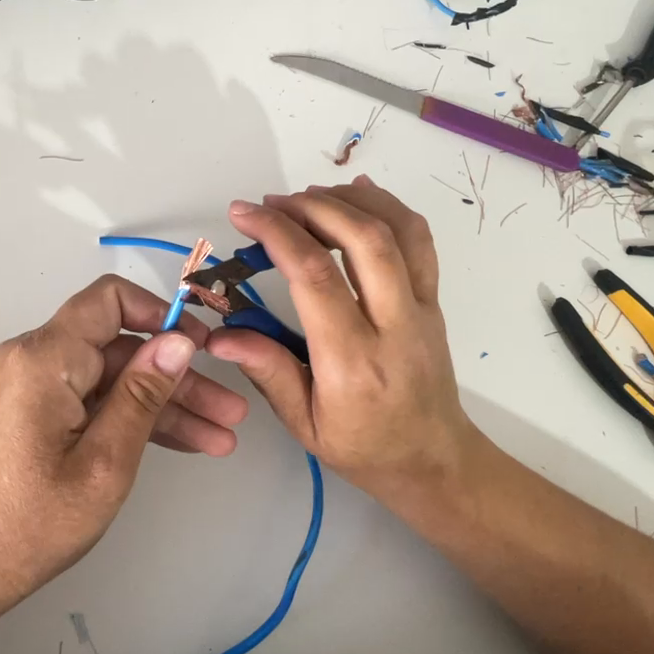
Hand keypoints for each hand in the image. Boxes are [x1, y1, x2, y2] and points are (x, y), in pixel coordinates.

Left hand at [0, 275, 249, 606]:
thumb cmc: (33, 522)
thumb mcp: (104, 463)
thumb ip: (142, 395)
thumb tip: (179, 340)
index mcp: (44, 358)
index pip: (109, 300)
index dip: (161, 313)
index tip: (203, 345)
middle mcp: (35, 358)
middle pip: (120, 346)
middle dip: (178, 376)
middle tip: (230, 409)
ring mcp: (35, 385)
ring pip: (113, 377)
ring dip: (166, 403)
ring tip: (222, 436)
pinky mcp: (38, 410)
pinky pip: (95, 399)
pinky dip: (134, 418)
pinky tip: (187, 443)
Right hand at [205, 176, 483, 506]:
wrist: (434, 461)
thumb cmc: (363, 447)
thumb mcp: (304, 424)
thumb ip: (267, 372)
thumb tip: (218, 336)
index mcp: (353, 361)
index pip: (315, 276)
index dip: (276, 233)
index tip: (243, 213)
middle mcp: (394, 325)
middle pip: (363, 239)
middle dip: (310, 207)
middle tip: (270, 203)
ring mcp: (421, 307)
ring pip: (397, 230)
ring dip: (349, 200)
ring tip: (305, 196)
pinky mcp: (433, 299)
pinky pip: (419, 239)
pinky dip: (388, 205)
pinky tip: (355, 193)